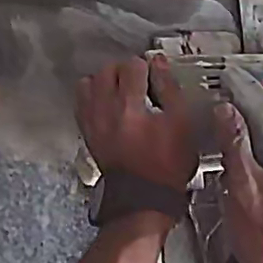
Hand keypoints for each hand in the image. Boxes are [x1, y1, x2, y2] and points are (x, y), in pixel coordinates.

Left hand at [76, 55, 197, 190]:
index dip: (148, 67)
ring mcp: (92, 122)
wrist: (144, 199)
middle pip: (108, 70)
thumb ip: (170, 89)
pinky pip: (81, 102)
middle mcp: (105, 110)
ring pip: (90, 83)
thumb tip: (158, 63)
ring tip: (121, 91)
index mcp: (129, 107)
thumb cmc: (167, 167)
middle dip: (125, 70)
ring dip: (106, 81)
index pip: (133, 66)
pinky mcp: (87, 133)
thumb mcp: (182, 125)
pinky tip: (107, 105)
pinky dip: (92, 97)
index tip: (155, 76)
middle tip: (140, 82)